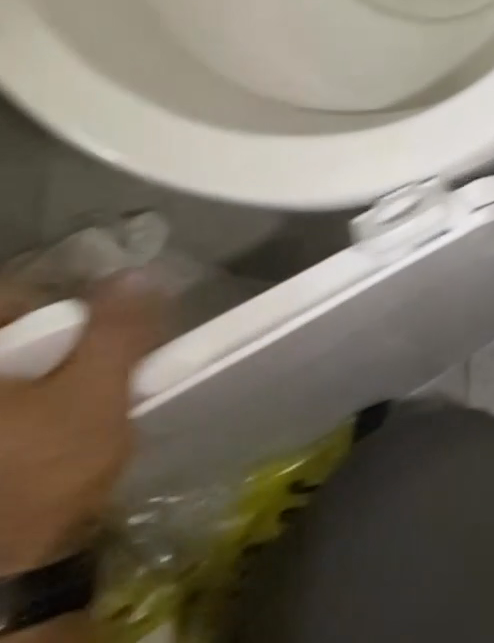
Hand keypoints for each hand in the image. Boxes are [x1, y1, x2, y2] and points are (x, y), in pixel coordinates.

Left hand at [0, 276, 160, 574]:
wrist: (4, 562)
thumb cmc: (42, 470)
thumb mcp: (96, 393)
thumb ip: (118, 330)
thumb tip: (138, 273)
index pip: (1, 302)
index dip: (45, 303)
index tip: (88, 326)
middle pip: (2, 344)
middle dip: (36, 345)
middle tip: (79, 367)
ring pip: (6, 377)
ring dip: (27, 378)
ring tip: (62, 405)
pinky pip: (8, 412)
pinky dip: (17, 413)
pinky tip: (34, 435)